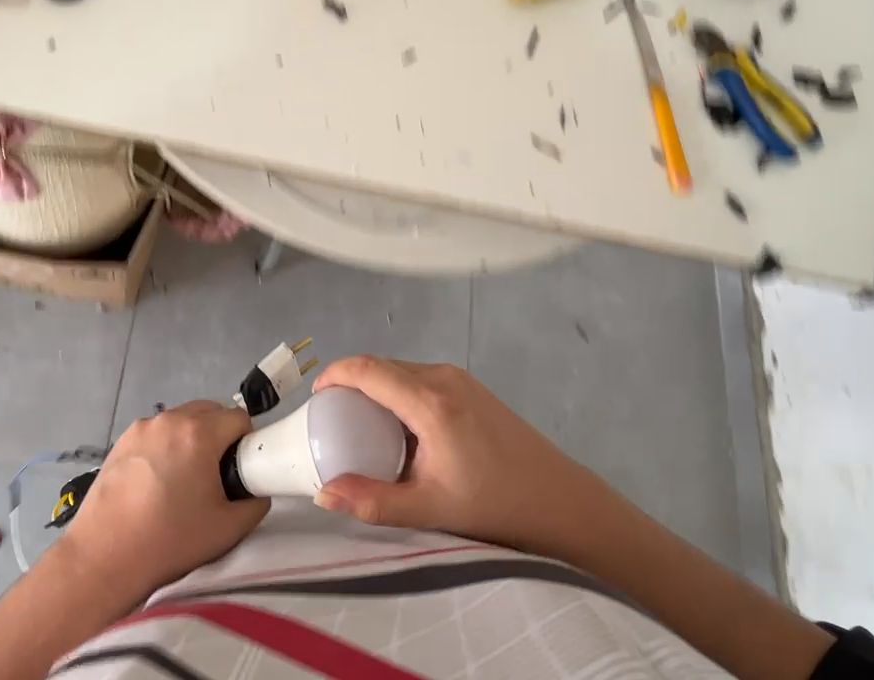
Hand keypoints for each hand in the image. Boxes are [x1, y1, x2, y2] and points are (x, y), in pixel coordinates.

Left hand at [56, 401, 269, 598]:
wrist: (105, 557)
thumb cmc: (170, 540)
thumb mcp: (229, 528)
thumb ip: (256, 502)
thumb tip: (257, 490)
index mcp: (198, 433)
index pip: (239, 418)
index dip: (247, 442)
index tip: (242, 469)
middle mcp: (169, 420)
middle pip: (209, 412)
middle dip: (220, 436)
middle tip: (218, 475)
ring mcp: (140, 428)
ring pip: (180, 420)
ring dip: (192, 438)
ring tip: (185, 481)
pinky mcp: (120, 441)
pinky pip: (156, 433)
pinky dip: (166, 446)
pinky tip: (157, 482)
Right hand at [311, 357, 623, 560]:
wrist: (559, 500)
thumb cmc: (494, 505)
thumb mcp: (429, 508)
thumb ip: (373, 501)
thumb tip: (322, 494)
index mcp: (429, 402)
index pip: (367, 369)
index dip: (334, 374)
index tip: (314, 398)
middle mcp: (442, 377)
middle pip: (381, 365)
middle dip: (350, 383)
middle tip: (331, 418)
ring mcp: (459, 378)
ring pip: (400, 369)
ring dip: (374, 386)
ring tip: (359, 425)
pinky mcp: (470, 386)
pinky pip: (419, 377)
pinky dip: (397, 391)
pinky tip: (397, 427)